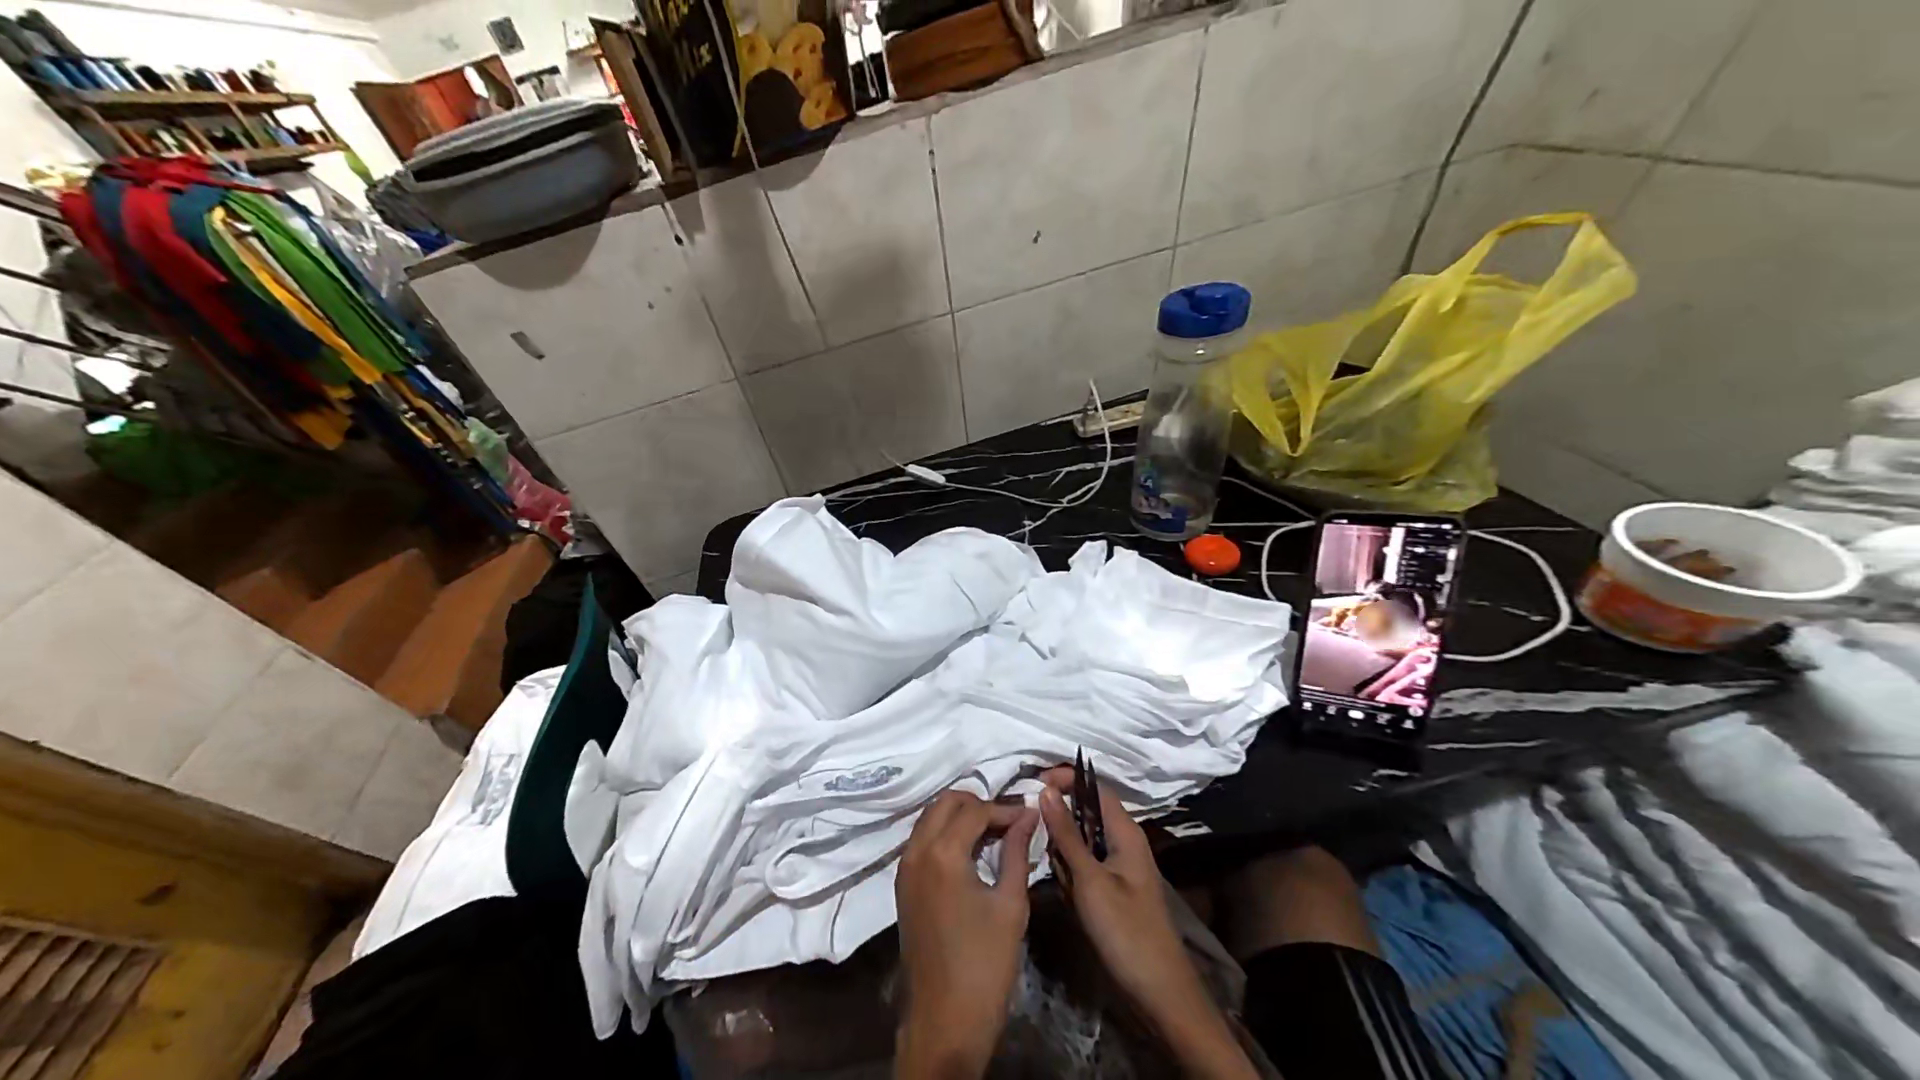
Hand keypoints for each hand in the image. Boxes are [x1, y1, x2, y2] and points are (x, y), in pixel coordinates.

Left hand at [895, 790, 1037, 1078]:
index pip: (975, 810)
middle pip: (945, 803)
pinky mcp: (903, 886)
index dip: (1005, 809)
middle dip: (978, 803)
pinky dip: (945, 834)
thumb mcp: (1010, 905)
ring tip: (994, 832)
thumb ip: (1016, 852)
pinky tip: (972, 851)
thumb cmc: (984, 964)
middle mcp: (916, 852)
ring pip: (930, 819)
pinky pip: (922, 841)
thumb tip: (1028, 817)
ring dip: (959, 817)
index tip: (1030, 816)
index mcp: (942, 854)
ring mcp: (904, 869)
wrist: (944, 1020)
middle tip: (1009, 821)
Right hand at [1039, 767, 1257, 1079]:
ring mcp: (1119, 867)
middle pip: (1086, 812)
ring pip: (1082, 840)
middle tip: (1025, 822)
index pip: (1094, 788)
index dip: (1065, 779)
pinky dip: (1068, 868)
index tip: (1032, 782)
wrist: (1158, 992)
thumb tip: (1045, 790)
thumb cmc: (1125, 931)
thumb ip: (1067, 834)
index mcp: (1126, 832)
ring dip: (1060, 845)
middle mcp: (1124, 842)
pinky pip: (1084, 865)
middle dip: (1058, 814)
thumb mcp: (1090, 880)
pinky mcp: (1112, 889)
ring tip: (1037, 854)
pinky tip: (1057, 882)